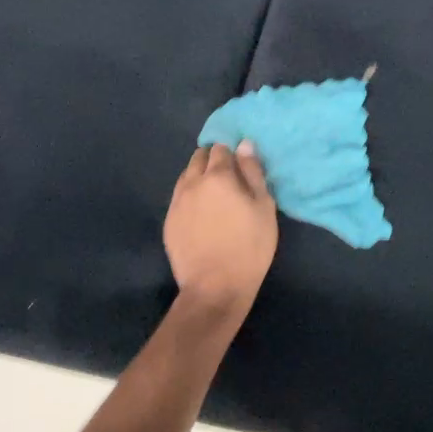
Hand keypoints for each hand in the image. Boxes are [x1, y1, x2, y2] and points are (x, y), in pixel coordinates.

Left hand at [164, 141, 277, 315]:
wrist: (215, 288)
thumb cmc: (249, 246)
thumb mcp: (263, 207)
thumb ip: (253, 172)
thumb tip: (245, 144)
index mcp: (218, 176)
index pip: (220, 149)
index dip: (231, 151)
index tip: (239, 162)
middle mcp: (192, 183)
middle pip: (198, 157)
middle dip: (211, 159)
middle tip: (227, 176)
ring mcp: (177, 203)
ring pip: (186, 176)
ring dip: (198, 175)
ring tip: (213, 193)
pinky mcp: (169, 222)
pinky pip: (179, 197)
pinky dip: (189, 195)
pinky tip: (200, 212)